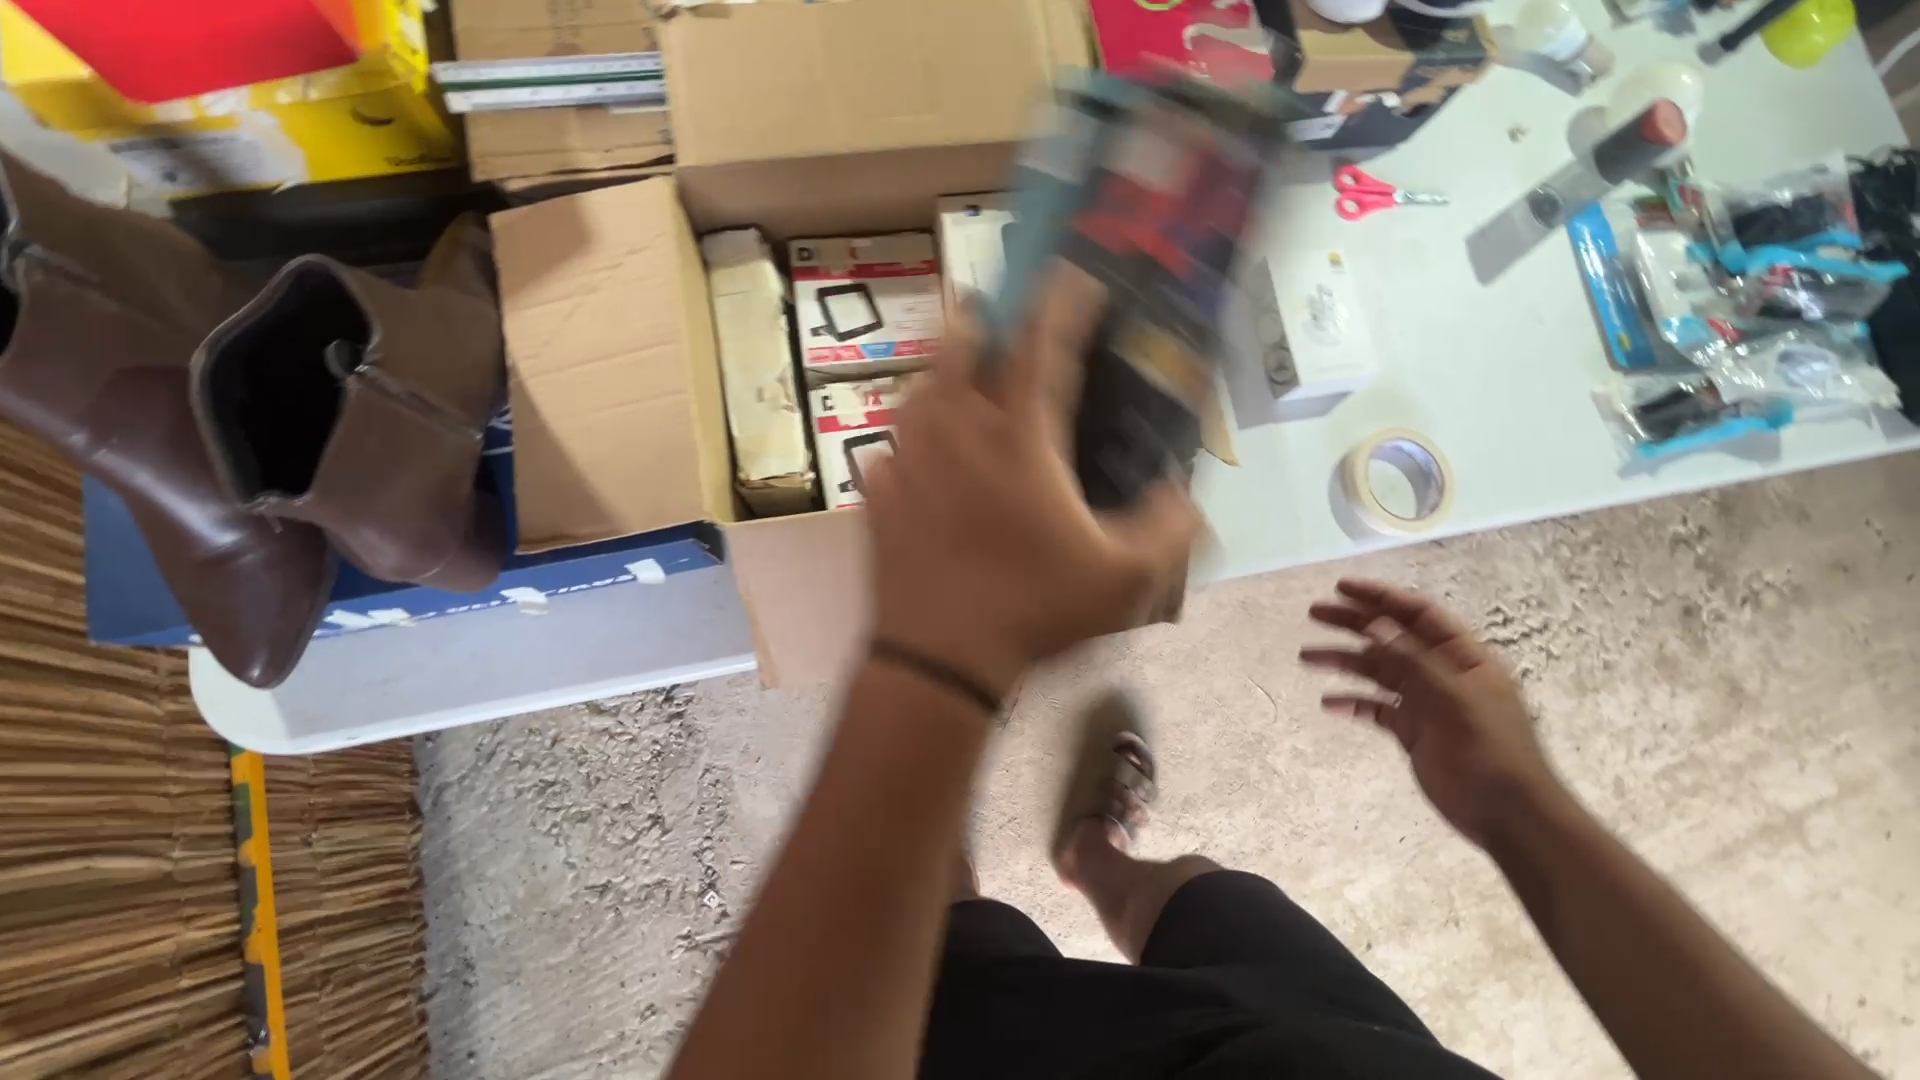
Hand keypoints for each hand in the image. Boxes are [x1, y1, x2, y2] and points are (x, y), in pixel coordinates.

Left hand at [861, 264, 1201, 697]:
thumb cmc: (1032, 611)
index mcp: (1018, 441)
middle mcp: (956, 436)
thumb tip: (1185, 496)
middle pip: (956, 350)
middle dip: (974, 319)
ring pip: (914, 394)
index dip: (1060, 303)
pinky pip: (887, 451)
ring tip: (951, 381)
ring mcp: (906, 464)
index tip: (1072, 277)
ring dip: (935, 376)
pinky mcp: (876, 498)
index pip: (1041, 348)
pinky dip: (904, 443)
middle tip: (986, 310)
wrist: (938, 660)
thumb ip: (1168, 530)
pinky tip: (914, 459)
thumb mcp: (1124, 580)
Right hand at [1300, 579, 1568, 848]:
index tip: (1341, 588)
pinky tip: (1328, 703)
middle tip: (1314, 613)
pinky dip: (1352, 702)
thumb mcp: (1454, 698)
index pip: (1417, 614)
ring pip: (1377, 671)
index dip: (1380, 597)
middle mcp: (1442, 672)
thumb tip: (1374, 623)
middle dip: (1353, 623)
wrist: (1507, 813)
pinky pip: (1375, 708)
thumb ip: (1412, 660)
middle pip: (1391, 638)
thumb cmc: (1490, 750)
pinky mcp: (1411, 730)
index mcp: (1463, 657)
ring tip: (1307, 658)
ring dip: (1344, 661)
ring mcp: (1425, 702)